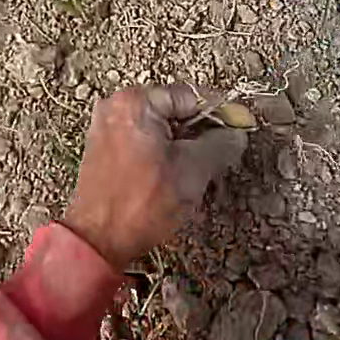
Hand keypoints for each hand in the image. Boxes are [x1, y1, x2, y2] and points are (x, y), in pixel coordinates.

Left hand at [63, 85, 248, 270]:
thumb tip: (236, 134)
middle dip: (203, 132)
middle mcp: (117, 106)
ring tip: (205, 170)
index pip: (192, 97)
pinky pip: (146, 140)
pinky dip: (166, 152)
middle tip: (225, 153)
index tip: (242, 127)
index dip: (221, 113)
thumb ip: (220, 144)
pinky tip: (180, 175)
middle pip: (176, 111)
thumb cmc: (143, 203)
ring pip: (162, 128)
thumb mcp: (193, 169)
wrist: (97, 242)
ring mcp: (107, 127)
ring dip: (186, 145)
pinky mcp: (105, 148)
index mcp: (137, 102)